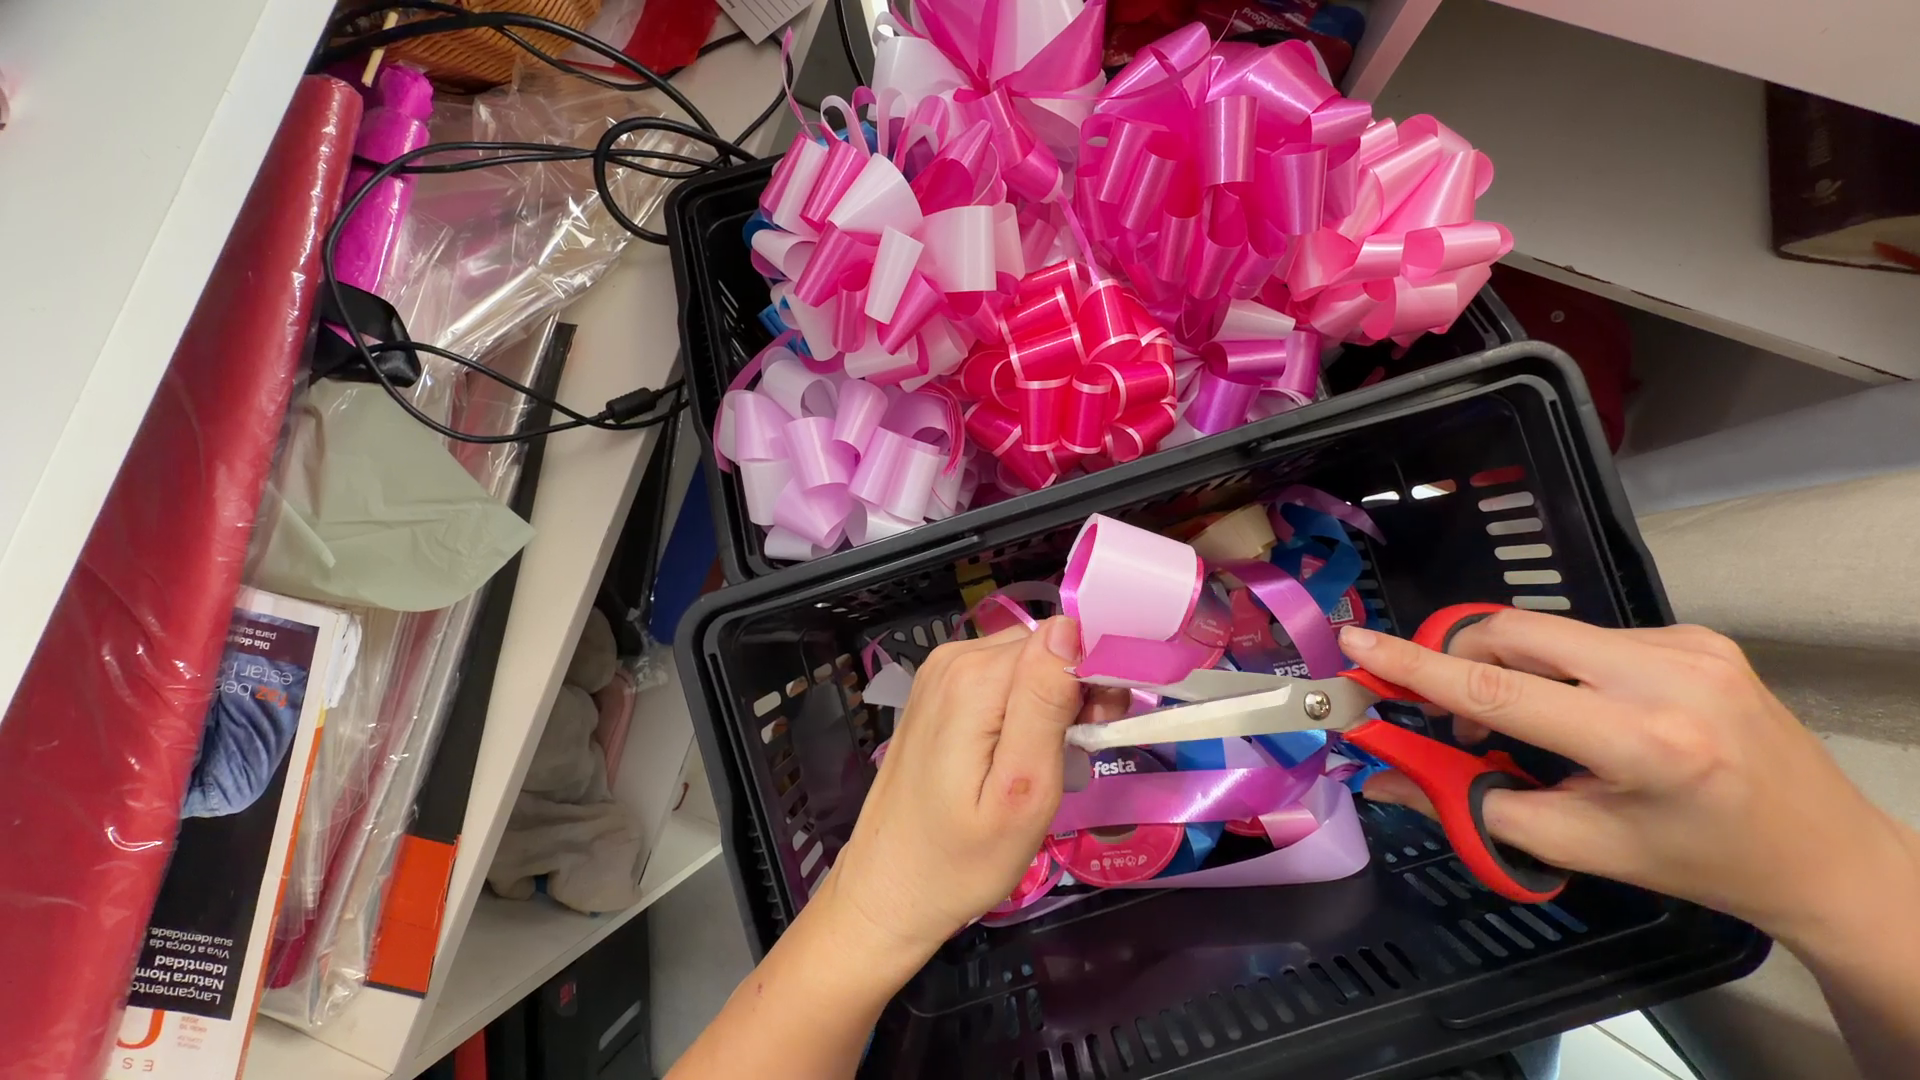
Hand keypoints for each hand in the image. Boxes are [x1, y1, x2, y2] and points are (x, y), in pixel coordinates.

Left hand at [817, 618, 1102, 959]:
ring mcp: (940, 674)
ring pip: (1026, 661)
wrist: (890, 889)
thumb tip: (1067, 628)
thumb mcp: (1022, 790)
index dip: (1093, 675)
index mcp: (974, 677)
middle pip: (1044, 646)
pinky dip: (1023, 706)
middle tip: (1080, 753)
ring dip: (1052, 699)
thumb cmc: (963, 858)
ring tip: (1049, 760)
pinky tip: (1020, 751)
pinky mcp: (937, 692)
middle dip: (1076, 689)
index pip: (1062, 637)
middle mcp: (953, 659)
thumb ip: (1046, 703)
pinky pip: (1000, 678)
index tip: (1099, 727)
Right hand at [1340, 612, 1919, 945]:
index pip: (1496, 689)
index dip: (1414, 664)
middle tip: (1441, 708)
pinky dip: (1553, 664)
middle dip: (1456, 657)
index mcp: (1643, 742)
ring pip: (1544, 631)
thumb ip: (1468, 803)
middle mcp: (1670, 674)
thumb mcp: (1579, 845)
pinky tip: (1577, 706)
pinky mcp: (1696, 634)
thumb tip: (1382, 777)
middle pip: (1512, 633)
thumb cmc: (1700, 862)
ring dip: (1506, 664)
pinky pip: (1584, 635)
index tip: (1356, 640)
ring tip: (1520, 719)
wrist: (1832, 855)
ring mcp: (1689, 644)